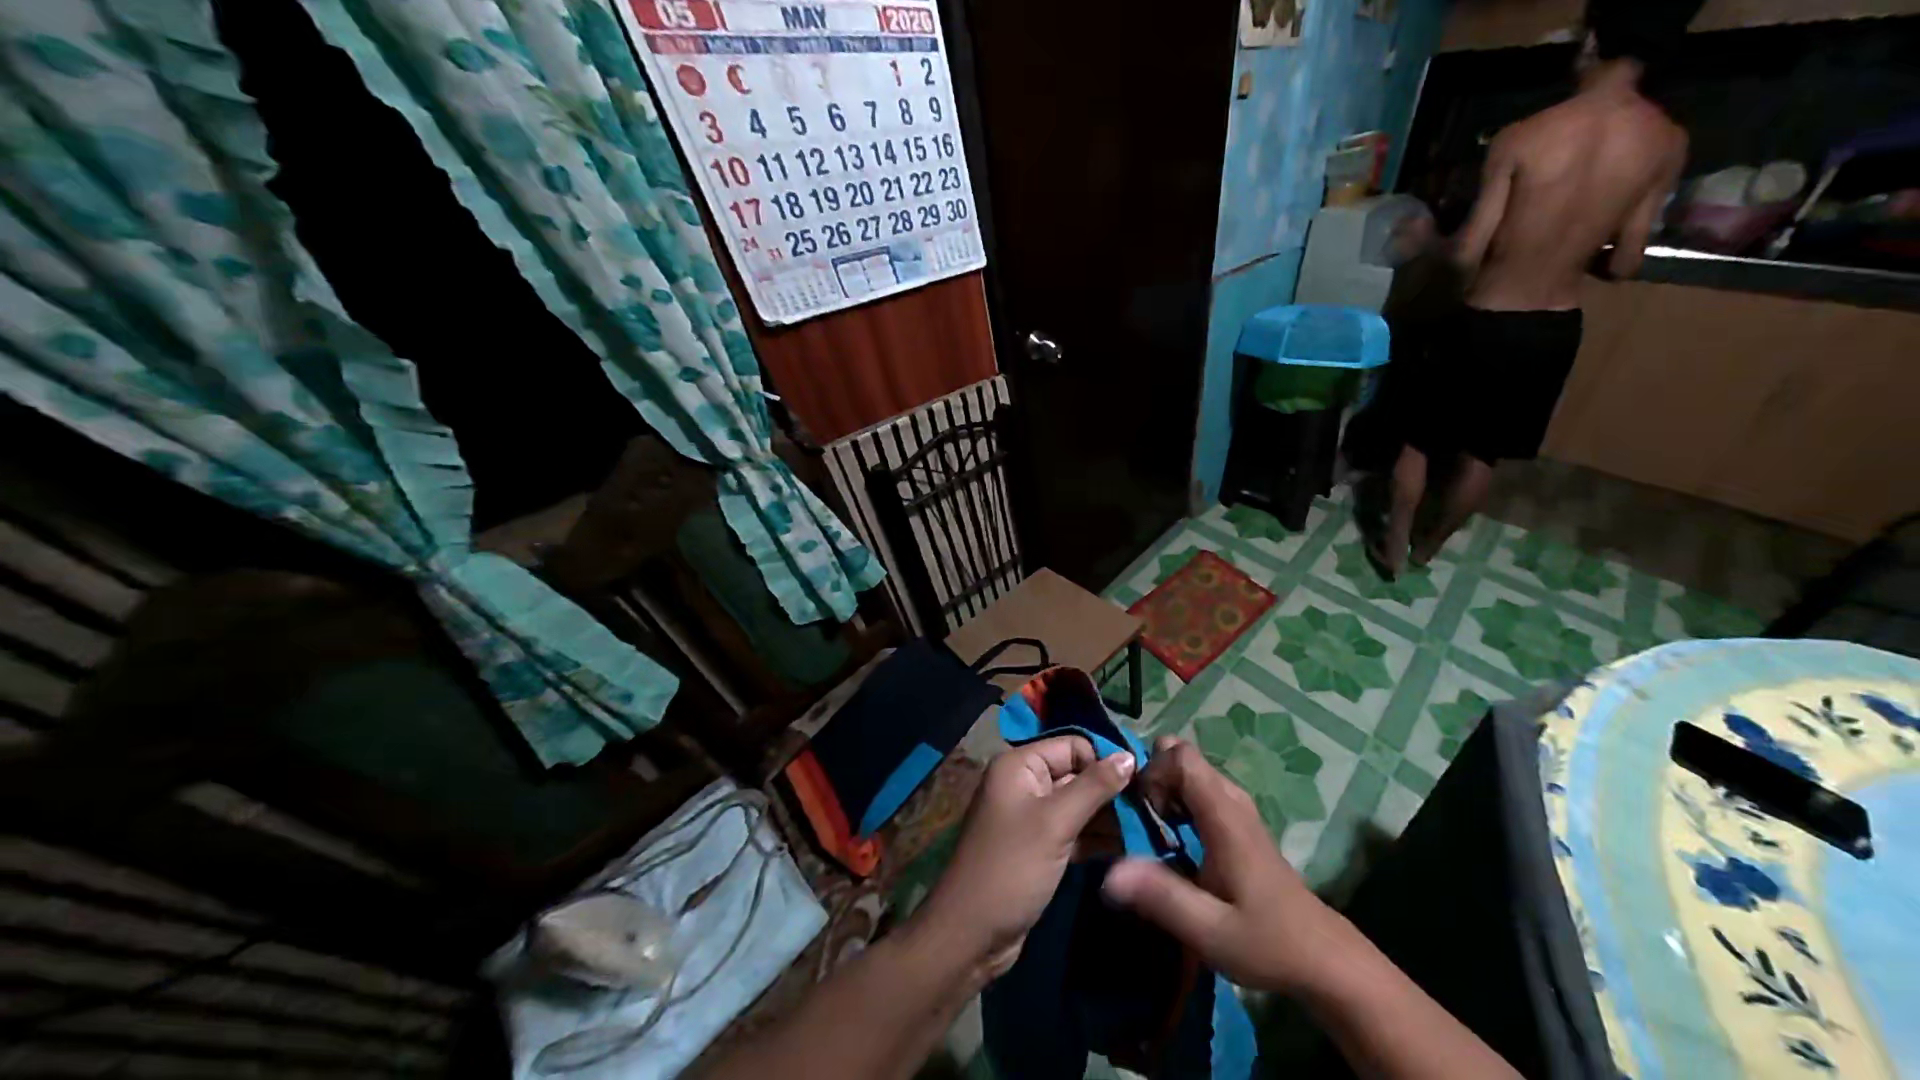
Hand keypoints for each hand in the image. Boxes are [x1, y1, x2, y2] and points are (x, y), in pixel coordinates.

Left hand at [915, 736, 1135, 978]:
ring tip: (1151, 832)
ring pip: (1081, 806)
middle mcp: (1025, 784)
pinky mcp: (1041, 847)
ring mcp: (1033, 817)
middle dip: (1114, 793)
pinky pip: (1076, 832)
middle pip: (1079, 775)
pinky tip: (1131, 849)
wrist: (972, 933)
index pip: (1074, 746)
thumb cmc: (1012, 867)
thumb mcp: (1055, 822)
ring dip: (1111, 818)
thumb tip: (1130, 755)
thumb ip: (1094, 787)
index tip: (1145, 783)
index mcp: (1019, 765)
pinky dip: (1099, 838)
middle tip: (1155, 812)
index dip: (1107, 761)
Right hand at [1101, 737, 1345, 993]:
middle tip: (1143, 821)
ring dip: (1165, 790)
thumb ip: (1162, 897)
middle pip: (1184, 757)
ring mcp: (1238, 811)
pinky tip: (1174, 839)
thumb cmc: (1268, 944)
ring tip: (1155, 831)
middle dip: (1154, 778)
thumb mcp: (1209, 930)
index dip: (1153, 771)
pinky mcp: (1239, 824)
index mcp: (1225, 817)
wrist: (1324, 961)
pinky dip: (1179, 800)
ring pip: (1192, 772)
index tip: (1141, 811)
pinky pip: (1200, 790)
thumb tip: (1110, 872)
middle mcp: (1233, 802)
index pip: (1182, 757)